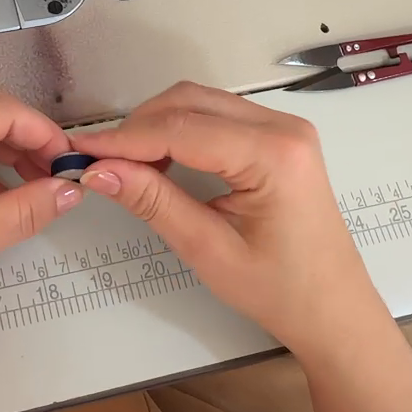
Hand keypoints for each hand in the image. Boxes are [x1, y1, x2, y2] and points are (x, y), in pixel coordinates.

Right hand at [69, 82, 372, 353]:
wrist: (332, 310)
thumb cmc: (278, 290)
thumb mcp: (208, 249)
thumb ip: (153, 201)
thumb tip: (98, 171)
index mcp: (273, 154)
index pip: (181, 129)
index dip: (124, 138)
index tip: (79, 152)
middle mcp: (282, 126)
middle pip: (189, 102)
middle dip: (138, 127)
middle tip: (101, 163)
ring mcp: (283, 126)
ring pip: (199, 102)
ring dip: (156, 126)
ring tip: (125, 165)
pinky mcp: (277, 136)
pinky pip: (215, 115)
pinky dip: (178, 130)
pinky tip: (159, 160)